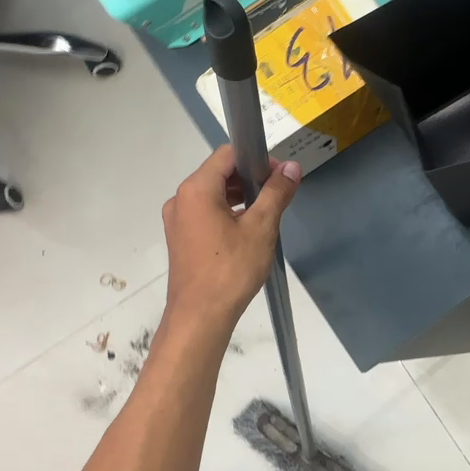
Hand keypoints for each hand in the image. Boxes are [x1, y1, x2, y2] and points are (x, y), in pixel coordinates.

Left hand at [160, 146, 300, 341]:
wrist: (201, 315)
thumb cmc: (231, 269)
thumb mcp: (261, 228)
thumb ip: (276, 193)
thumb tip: (291, 168)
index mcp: (196, 190)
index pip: (227, 155)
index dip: (257, 159)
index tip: (281, 176)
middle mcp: (181, 199)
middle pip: (218, 173)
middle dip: (251, 178)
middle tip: (279, 196)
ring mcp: (177, 220)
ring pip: (213, 195)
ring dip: (241, 197)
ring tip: (267, 215)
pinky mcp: (181, 238)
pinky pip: (206, 213)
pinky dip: (228, 213)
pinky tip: (248, 231)